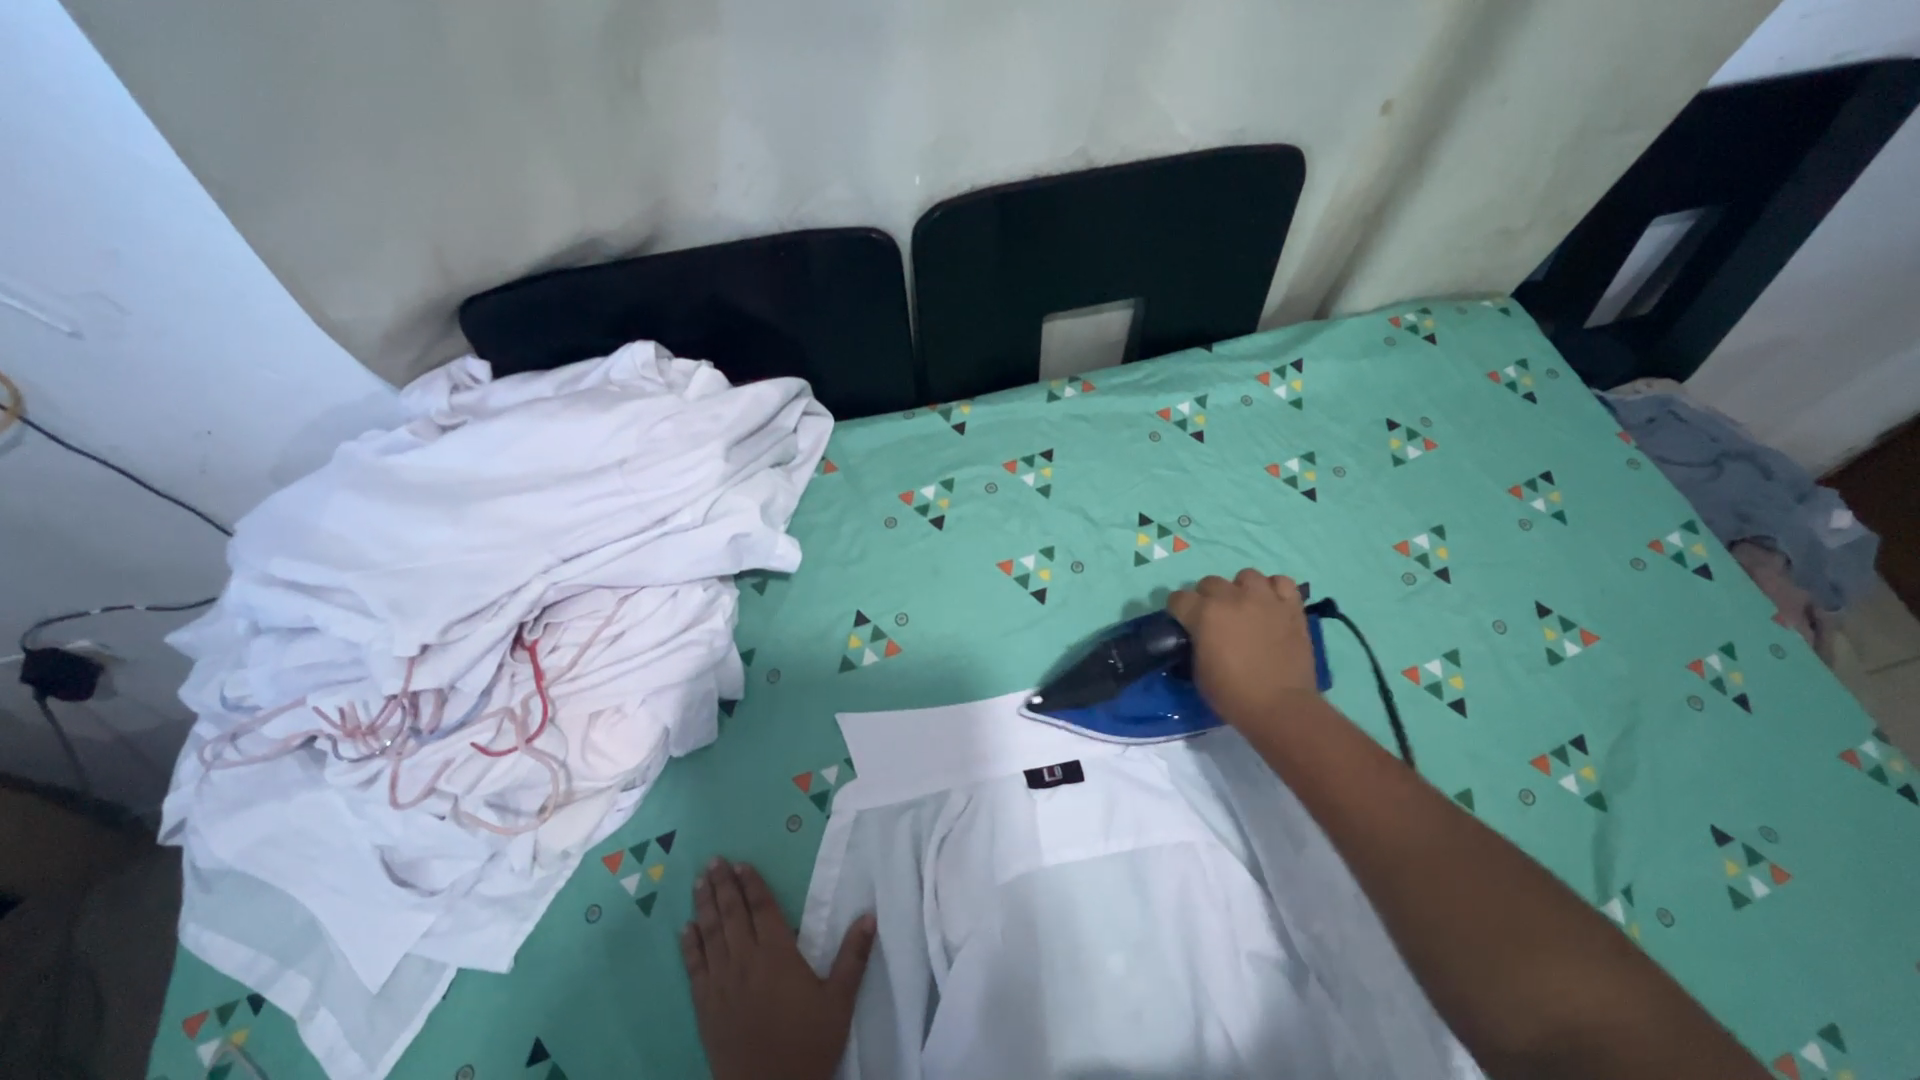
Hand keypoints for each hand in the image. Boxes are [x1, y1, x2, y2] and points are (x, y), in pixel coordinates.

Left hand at [683, 858, 876, 1079]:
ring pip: (709, 934)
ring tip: (699, 881)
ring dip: (704, 905)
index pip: (762, 909)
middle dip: (723, 885)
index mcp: (778, 955)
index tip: (741, 863)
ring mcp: (721, 982)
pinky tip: (685, 928)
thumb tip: (869, 915)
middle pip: (732, 914)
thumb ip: (853, 956)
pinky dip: (689, 945)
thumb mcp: (840, 1001)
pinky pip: (694, 967)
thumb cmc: (809, 1044)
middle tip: (714, 860)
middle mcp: (746, 961)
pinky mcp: (705, 1005)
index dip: (752, 884)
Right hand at [1167, 568, 1321, 729]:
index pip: (1178, 598)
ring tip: (1245, 607)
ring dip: (1241, 589)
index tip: (1183, 622)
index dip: (1178, 610)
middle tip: (1214, 618)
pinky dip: (1274, 590)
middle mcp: (1233, 598)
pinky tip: (1272, 605)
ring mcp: (1265, 599)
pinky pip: (1282, 582)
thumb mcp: (1198, 670)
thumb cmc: (1232, 694)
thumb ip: (1196, 643)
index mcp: (1204, 614)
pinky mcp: (1291, 607)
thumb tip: (1199, 636)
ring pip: (1247, 576)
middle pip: (1210, 582)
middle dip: (1207, 598)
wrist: (1279, 705)